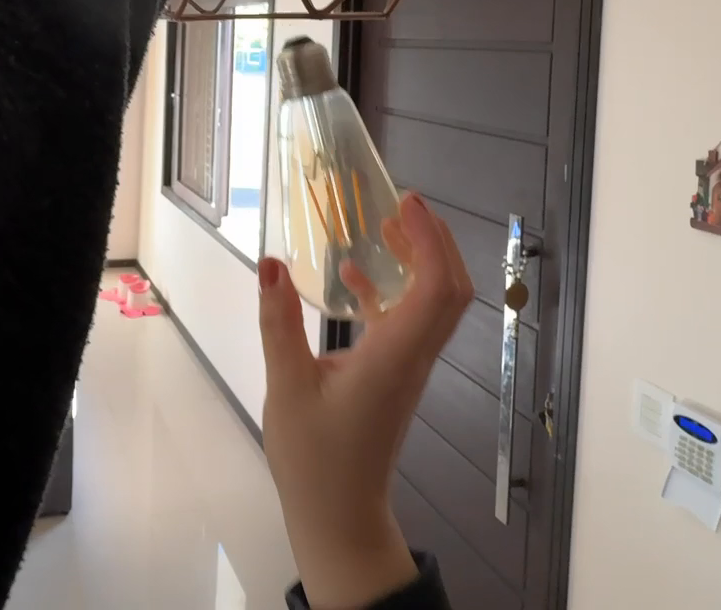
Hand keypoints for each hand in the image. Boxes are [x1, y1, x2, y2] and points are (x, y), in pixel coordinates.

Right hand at [258, 193, 473, 608]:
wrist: (339, 516)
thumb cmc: (314, 457)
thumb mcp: (286, 385)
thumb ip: (279, 322)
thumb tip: (271, 263)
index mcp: (394, 357)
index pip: (436, 290)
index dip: (430, 241)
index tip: (407, 203)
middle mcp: (412, 357)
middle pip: (450, 291)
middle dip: (435, 241)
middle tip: (402, 204)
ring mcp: (408, 366)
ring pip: (433, 304)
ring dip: (418, 261)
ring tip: (384, 225)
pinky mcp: (394, 375)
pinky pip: (405, 322)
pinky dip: (390, 290)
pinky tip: (352, 276)